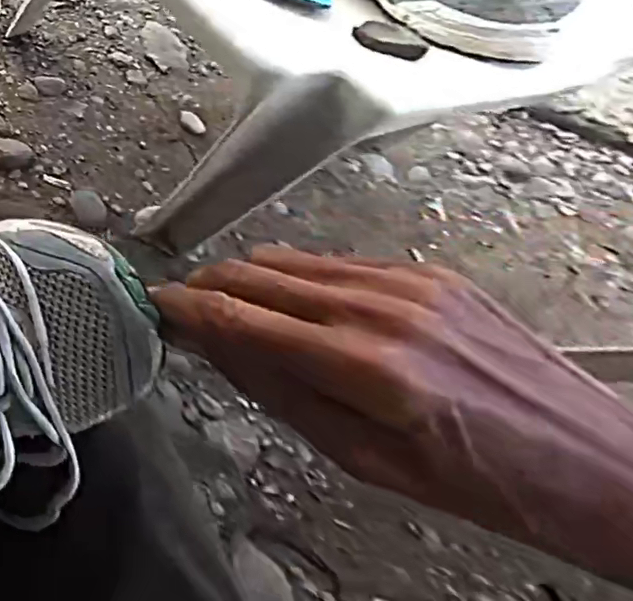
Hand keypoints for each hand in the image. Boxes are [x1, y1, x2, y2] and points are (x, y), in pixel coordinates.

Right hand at [153, 245, 632, 585]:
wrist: (616, 472)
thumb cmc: (486, 483)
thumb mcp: (362, 459)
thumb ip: (271, 390)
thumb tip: (204, 343)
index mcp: (364, 368)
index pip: (232, 314)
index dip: (180, 305)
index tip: (154, 305)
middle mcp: (380, 311)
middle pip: (244, 272)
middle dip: (203, 287)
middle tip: (191, 310)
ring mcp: (405, 284)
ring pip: (276, 257)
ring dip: (245, 280)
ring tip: (249, 312)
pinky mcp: (424, 272)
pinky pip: (326, 259)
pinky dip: (296, 278)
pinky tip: (309, 310)